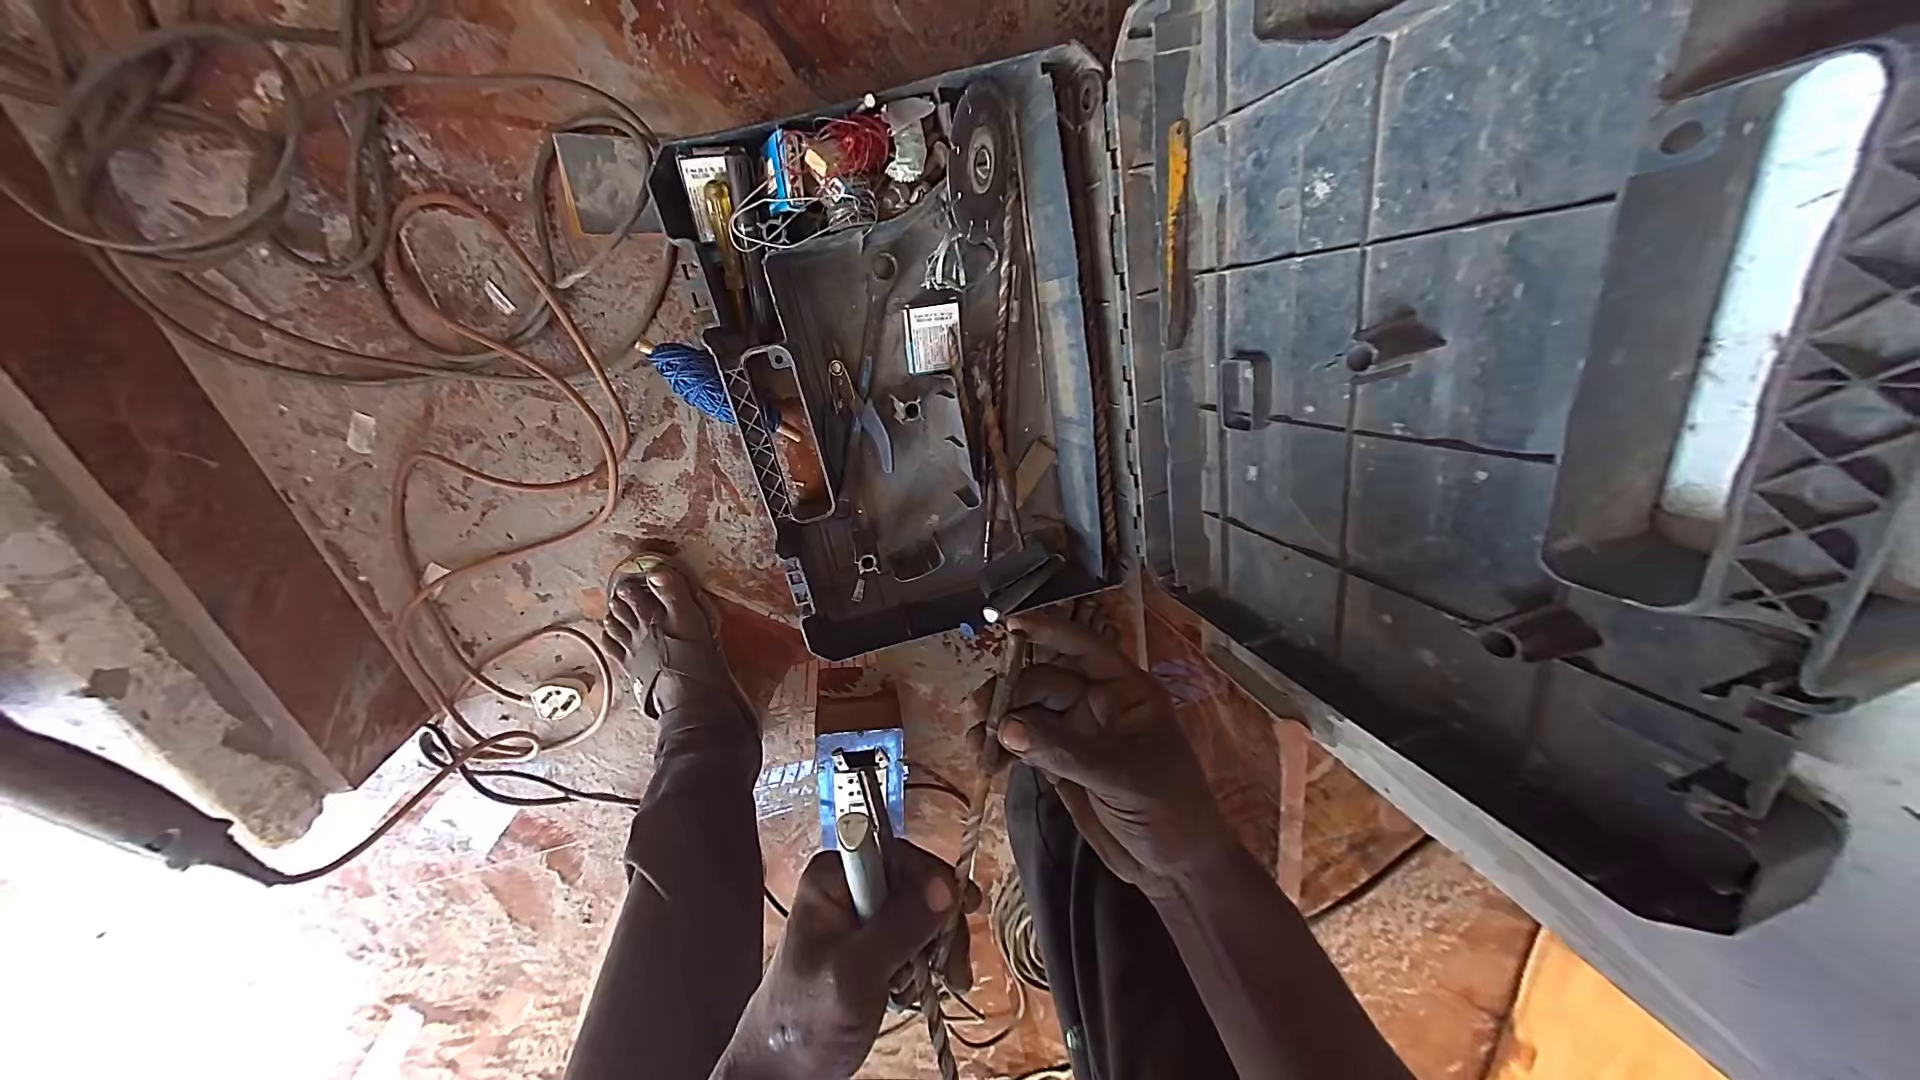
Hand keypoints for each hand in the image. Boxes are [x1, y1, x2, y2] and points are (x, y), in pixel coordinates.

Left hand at [711, 841, 956, 1079]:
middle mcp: (851, 883)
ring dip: (937, 948)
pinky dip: (925, 962)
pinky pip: (913, 936)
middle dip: (939, 924)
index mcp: (835, 874)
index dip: (933, 880)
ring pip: (920, 911)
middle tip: (954, 971)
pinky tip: (919, 990)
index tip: (964, 909)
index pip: (898, 855)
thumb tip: (947, 886)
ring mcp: (861, 912)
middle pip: (915, 883)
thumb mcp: (854, 974)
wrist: (783, 1074)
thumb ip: (900, 927)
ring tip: (940, 986)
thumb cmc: (806, 1021)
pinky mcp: (871, 940)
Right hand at [994, 613, 1236, 888]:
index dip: (1047, 632)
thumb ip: (1062, 749)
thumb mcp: (1120, 775)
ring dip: (1000, 722)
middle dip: (1009, 692)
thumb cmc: (1169, 809)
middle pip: (1043, 681)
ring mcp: (1077, 731)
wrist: (1176, 868)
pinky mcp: (1061, 762)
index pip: (1084, 648)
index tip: (1009, 626)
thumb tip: (1005, 727)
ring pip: (1029, 712)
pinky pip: (1025, 744)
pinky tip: (988, 762)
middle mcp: (1097, 702)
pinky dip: (1004, 750)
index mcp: (1125, 690)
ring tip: (975, 742)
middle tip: (978, 712)